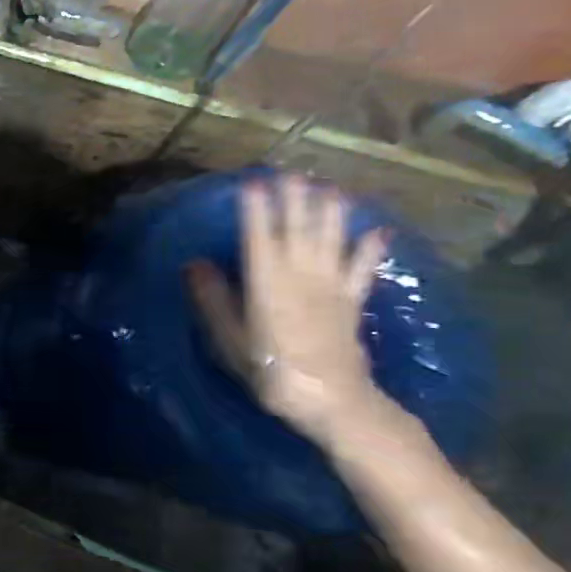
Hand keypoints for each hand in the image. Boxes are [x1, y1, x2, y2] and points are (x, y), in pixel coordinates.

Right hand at [186, 175, 389, 442]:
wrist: (328, 399)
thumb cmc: (270, 371)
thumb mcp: (230, 339)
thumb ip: (213, 300)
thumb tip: (194, 264)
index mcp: (267, 283)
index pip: (258, 237)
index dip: (255, 209)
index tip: (251, 183)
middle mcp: (301, 275)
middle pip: (297, 229)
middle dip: (293, 199)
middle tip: (291, 172)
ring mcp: (331, 285)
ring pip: (330, 239)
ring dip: (330, 211)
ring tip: (329, 186)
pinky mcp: (352, 300)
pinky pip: (362, 268)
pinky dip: (370, 248)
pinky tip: (376, 230)